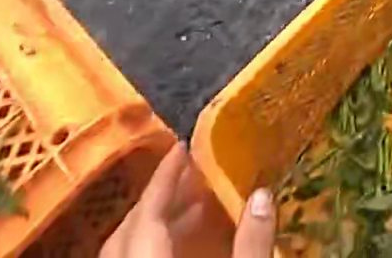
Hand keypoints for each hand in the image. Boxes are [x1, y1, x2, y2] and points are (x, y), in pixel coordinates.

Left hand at [100, 143, 277, 257]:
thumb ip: (251, 246)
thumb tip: (263, 195)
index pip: (146, 215)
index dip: (163, 177)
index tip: (183, 144)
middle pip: (128, 231)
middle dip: (158, 195)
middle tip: (194, 168)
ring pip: (127, 252)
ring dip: (157, 222)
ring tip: (199, 201)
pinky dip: (155, 247)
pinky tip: (190, 242)